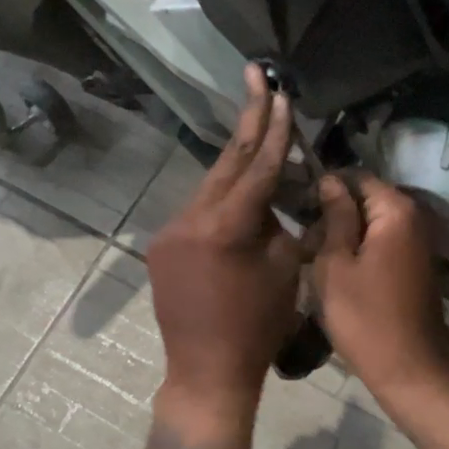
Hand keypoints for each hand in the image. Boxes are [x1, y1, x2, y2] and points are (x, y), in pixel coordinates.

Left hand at [145, 64, 304, 416]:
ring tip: (257, 127)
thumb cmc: (259, 325)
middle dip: (248, 120)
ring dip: (237, 161)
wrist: (207, 372)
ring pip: (211, 185)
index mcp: (228, 225)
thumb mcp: (287, 269)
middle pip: (227, 162)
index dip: (274, 128)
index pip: (258, 166)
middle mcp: (192, 218)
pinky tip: (237, 190)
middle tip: (255, 76)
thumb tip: (286, 191)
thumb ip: (283, 221)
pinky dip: (220, 196)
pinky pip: (197, 209)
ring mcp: (171, 231)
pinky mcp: (161, 245)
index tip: (280, 93)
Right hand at [310, 174, 448, 405]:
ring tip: (311, 257)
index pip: (357, 177)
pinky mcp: (414, 266)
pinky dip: (360, 251)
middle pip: (366, 199)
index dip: (325, 186)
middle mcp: (414, 218)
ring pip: (372, 224)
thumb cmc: (365, 318)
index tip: (297, 204)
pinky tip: (335, 271)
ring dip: (344, 235)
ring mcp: (417, 243)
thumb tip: (331, 180)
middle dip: (333, 213)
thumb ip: (334, 217)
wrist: (410, 372)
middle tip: (301, 238)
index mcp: (396, 211)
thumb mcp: (336, 265)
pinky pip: (382, 243)